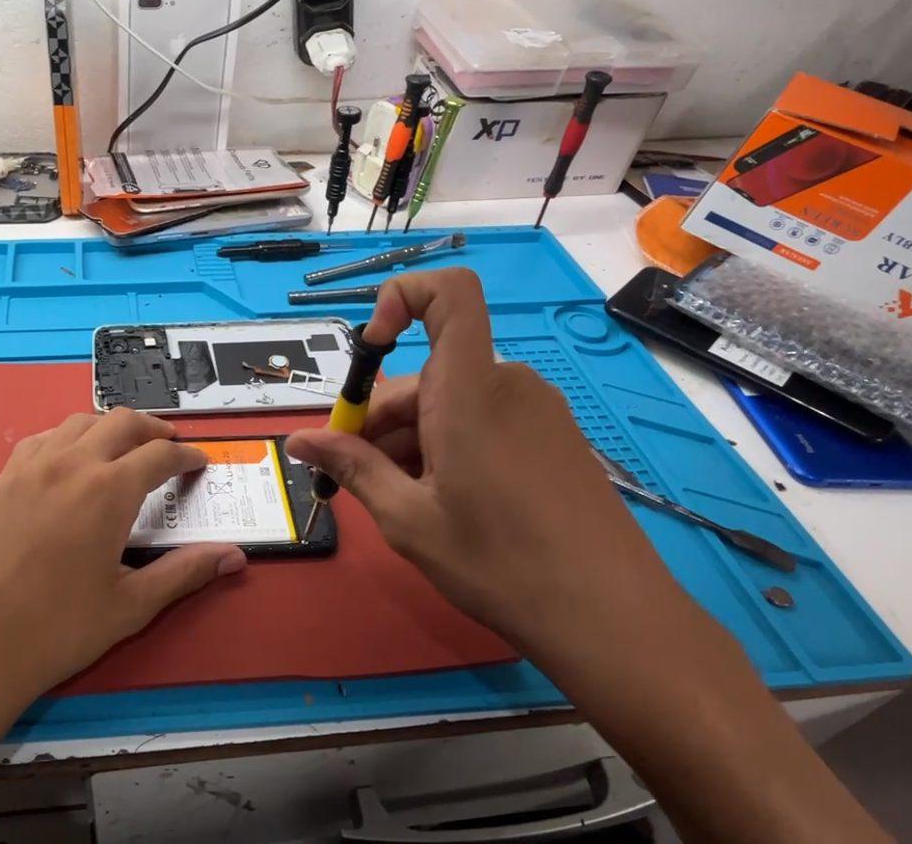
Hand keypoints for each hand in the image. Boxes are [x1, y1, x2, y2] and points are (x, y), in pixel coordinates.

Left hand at [0, 409, 246, 708]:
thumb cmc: (56, 629)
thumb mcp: (130, 605)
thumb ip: (184, 573)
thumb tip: (234, 557)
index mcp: (109, 489)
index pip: (159, 455)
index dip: (186, 456)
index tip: (199, 462)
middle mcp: (71, 463)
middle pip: (121, 422)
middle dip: (153, 430)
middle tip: (169, 448)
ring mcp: (30, 466)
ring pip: (79, 422)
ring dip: (109, 428)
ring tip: (123, 449)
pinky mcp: (2, 479)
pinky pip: (41, 439)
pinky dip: (67, 438)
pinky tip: (69, 461)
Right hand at [287, 268, 683, 659]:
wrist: (612, 618)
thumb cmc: (499, 562)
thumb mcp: (408, 518)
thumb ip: (351, 466)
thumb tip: (299, 439)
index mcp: (471, 389)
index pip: (448, 293)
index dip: (402, 297)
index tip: (371, 350)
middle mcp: (506, 384)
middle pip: (429, 371)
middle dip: (382, 414)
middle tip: (355, 475)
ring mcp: (537, 410)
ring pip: (453, 400)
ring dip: (412, 437)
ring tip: (398, 500)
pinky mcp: (553, 437)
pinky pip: (484, 419)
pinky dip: (449, 444)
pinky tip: (440, 501)